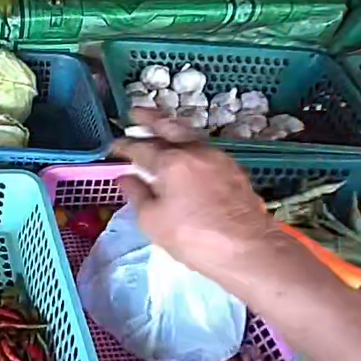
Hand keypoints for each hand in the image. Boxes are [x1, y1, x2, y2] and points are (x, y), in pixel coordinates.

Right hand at [112, 114, 287, 278]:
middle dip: (150, 118)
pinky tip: (184, 154)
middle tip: (135, 111)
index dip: (123, 146)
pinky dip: (188, 145)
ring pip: (190, 135)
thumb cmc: (191, 236)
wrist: (247, 249)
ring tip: (160, 126)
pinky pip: (204, 149)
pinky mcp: (232, 170)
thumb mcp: (151, 220)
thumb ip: (136, 194)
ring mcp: (217, 159)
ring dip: (172, 129)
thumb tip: (125, 178)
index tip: (113, 146)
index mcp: (170, 163)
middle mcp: (194, 152)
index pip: (140, 148)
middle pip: (169, 127)